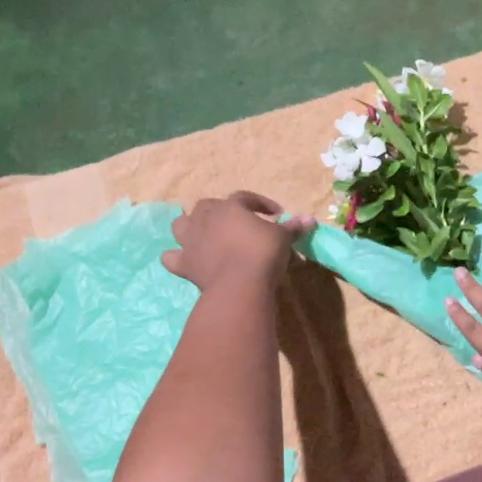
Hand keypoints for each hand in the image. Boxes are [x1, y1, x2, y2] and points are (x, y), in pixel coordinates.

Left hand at [162, 192, 314, 290]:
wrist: (239, 283)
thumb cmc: (263, 253)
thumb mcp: (283, 238)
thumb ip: (293, 227)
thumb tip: (310, 219)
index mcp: (230, 208)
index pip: (245, 197)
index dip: (260, 203)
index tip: (276, 214)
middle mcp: (205, 219)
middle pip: (207, 206)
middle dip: (220, 212)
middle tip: (237, 224)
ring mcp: (191, 241)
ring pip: (181, 225)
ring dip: (191, 227)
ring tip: (205, 235)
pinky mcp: (184, 264)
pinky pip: (171, 258)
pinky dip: (176, 257)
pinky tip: (186, 260)